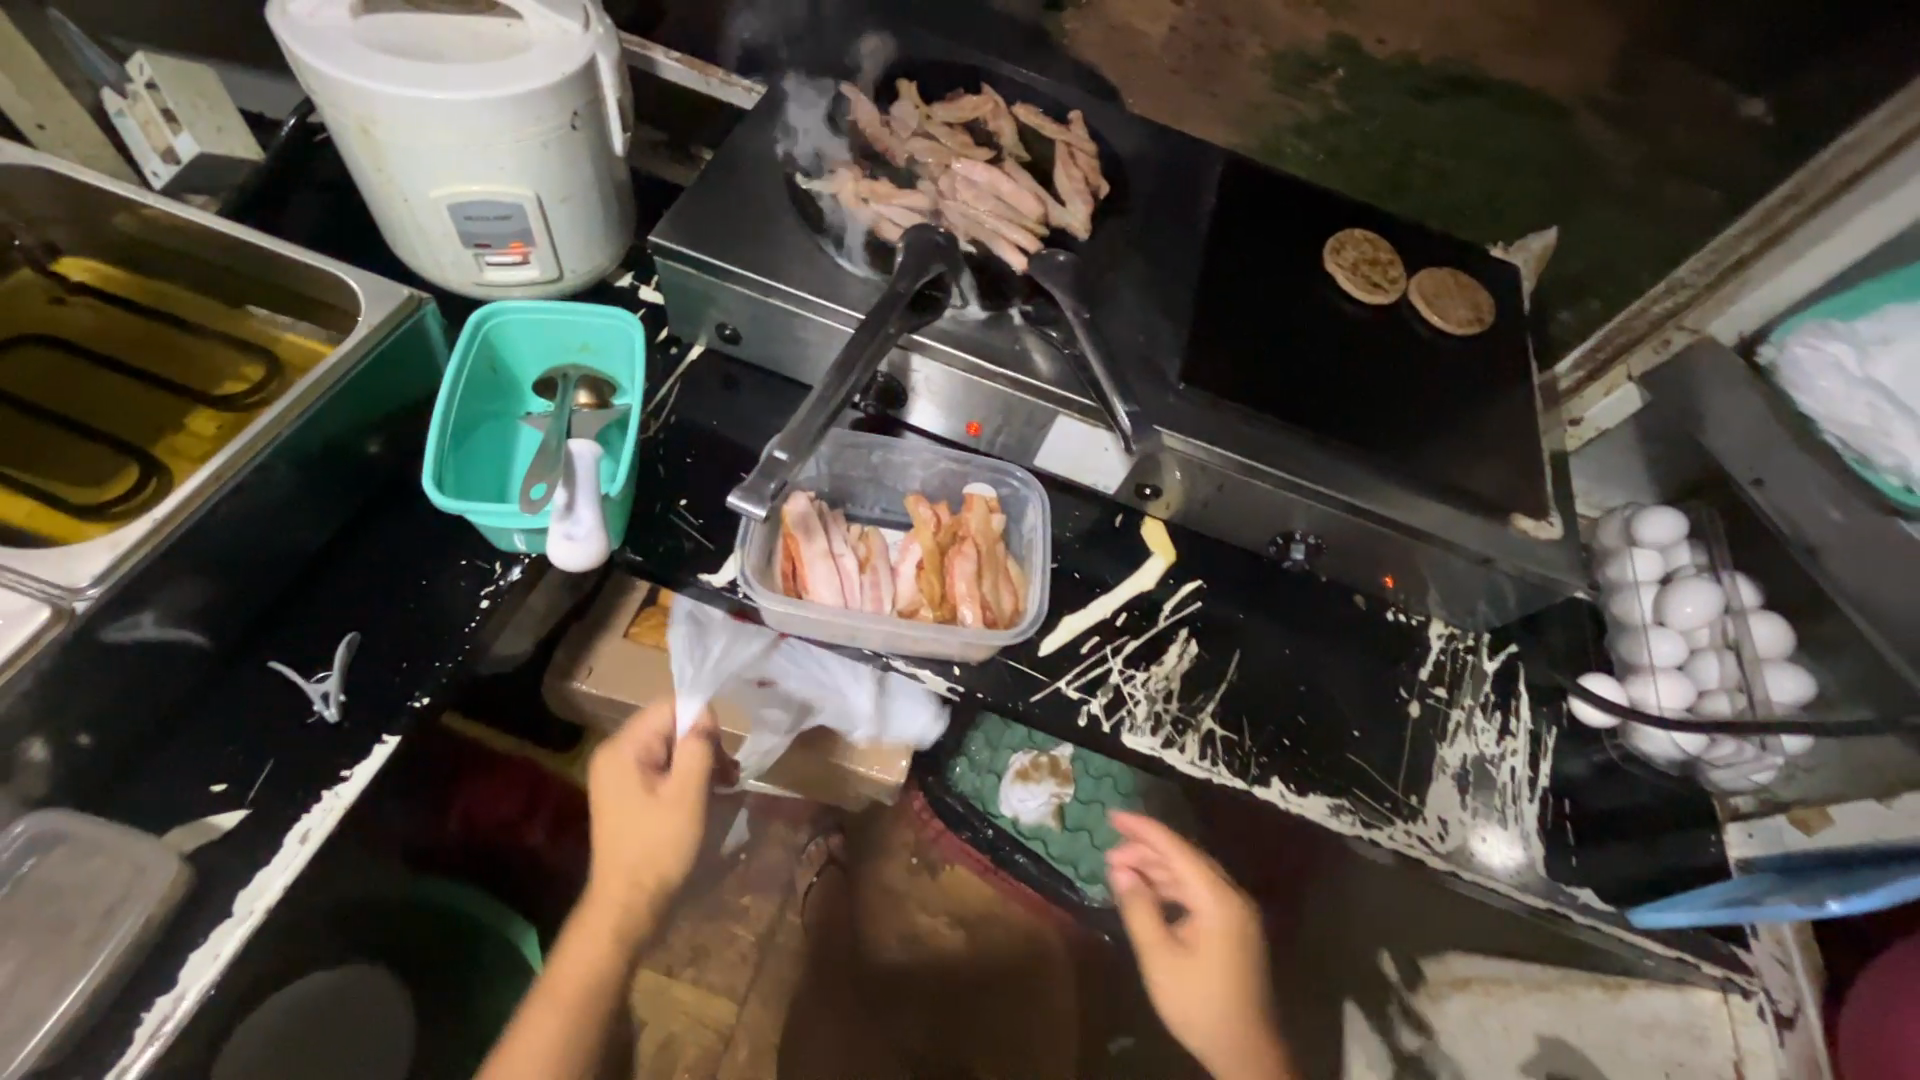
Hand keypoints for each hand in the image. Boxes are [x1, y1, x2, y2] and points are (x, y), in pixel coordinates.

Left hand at [582, 698, 721, 943]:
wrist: (628, 904)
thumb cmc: (659, 847)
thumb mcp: (687, 794)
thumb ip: (697, 746)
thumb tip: (706, 714)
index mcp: (622, 748)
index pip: (669, 706)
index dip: (700, 720)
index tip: (720, 753)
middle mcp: (614, 753)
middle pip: (668, 725)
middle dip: (702, 742)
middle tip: (728, 773)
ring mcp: (617, 773)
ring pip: (667, 746)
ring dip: (698, 760)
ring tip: (723, 785)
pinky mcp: (625, 791)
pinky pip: (660, 766)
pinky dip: (684, 774)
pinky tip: (703, 793)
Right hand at [1107, 810, 1292, 1079]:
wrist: (1245, 1051)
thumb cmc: (1199, 1004)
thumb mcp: (1159, 957)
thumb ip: (1139, 907)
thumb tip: (1120, 869)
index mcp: (1218, 899)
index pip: (1177, 849)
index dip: (1143, 829)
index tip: (1112, 815)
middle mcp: (1232, 896)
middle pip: (1185, 858)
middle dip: (1146, 850)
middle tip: (1110, 854)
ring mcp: (1236, 912)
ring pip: (1192, 875)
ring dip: (1157, 870)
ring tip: (1122, 871)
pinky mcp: (1233, 928)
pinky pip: (1199, 893)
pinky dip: (1172, 887)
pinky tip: (1149, 893)